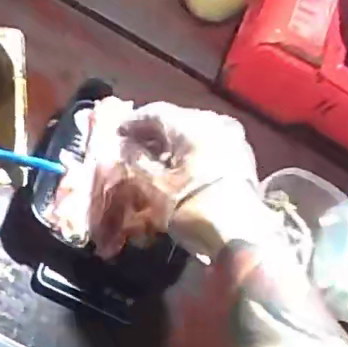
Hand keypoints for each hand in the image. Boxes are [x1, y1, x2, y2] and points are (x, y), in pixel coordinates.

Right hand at [87, 102, 270, 259]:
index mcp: (195, 125)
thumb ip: (132, 159)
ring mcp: (231, 141)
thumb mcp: (150, 184)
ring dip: (164, 146)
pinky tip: (168, 171)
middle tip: (124, 149)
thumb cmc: (189, 206)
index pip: (155, 112)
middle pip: (174, 122)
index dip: (129, 123)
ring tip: (143, 162)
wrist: (237, 234)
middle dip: (147, 135)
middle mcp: (217, 125)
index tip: (110, 135)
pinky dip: (181, 155)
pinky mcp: (237, 159)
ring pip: (188, 135)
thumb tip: (120, 145)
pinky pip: (202, 147)